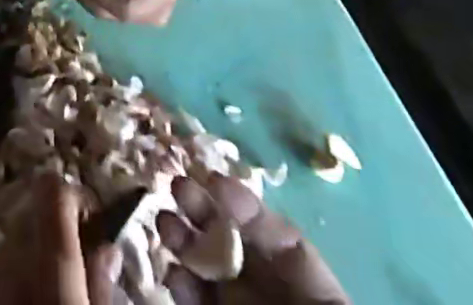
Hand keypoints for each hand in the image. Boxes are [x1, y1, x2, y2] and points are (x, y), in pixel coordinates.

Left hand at [0, 172, 117, 304]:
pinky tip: (6, 304)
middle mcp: (9, 248)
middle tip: (65, 276)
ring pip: (10, 246)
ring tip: (33, 296)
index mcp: (46, 254)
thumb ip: (98, 281)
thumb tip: (106, 245)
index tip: (91, 218)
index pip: (54, 189)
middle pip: (35, 221)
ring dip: (23, 262)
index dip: (75, 196)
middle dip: (50, 239)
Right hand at [158, 176, 350, 303]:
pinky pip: (193, 302)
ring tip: (164, 224)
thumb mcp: (308, 289)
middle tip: (176, 187)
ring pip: (206, 268)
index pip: (270, 231)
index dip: (241, 202)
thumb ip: (272, 235)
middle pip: (231, 241)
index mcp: (298, 278)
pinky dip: (180, 287)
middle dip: (201, 211)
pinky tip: (172, 274)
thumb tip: (226, 189)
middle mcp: (264, 289)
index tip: (211, 180)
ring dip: (183, 242)